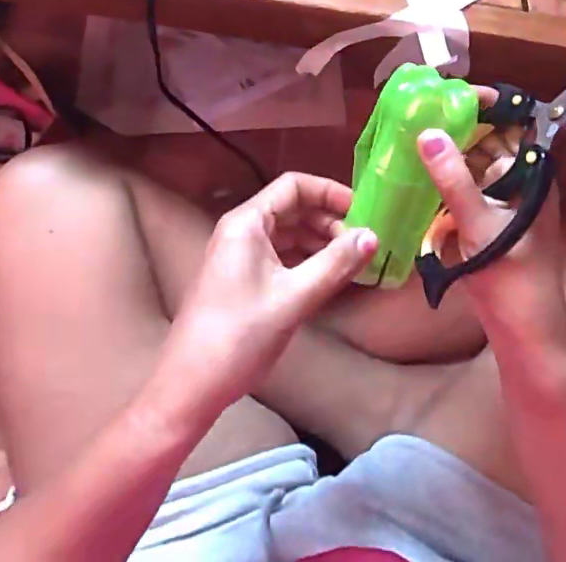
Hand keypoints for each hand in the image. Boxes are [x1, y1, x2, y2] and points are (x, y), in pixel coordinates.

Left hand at [152, 173, 377, 422]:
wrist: (192, 380)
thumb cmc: (241, 333)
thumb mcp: (294, 298)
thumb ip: (335, 264)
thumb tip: (372, 236)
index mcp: (247, 221)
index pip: (293, 186)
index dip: (330, 192)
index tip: (365, 211)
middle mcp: (240, 228)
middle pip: (291, 207)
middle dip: (328, 219)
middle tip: (364, 243)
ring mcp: (238, 252)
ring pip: (286, 232)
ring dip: (319, 241)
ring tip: (353, 261)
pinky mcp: (241, 275)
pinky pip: (279, 254)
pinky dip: (305, 259)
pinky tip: (329, 276)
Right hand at [417, 123, 565, 353]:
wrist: (525, 334)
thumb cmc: (513, 278)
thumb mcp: (480, 225)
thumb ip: (453, 179)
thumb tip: (429, 133)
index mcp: (533, 178)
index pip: (518, 123)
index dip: (490, 103)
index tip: (450, 94)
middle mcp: (521, 184)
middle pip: (490, 140)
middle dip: (457, 124)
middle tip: (418, 111)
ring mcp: (503, 202)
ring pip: (474, 163)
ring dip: (447, 150)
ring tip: (411, 135)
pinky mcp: (486, 219)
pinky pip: (464, 186)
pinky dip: (443, 177)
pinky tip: (416, 172)